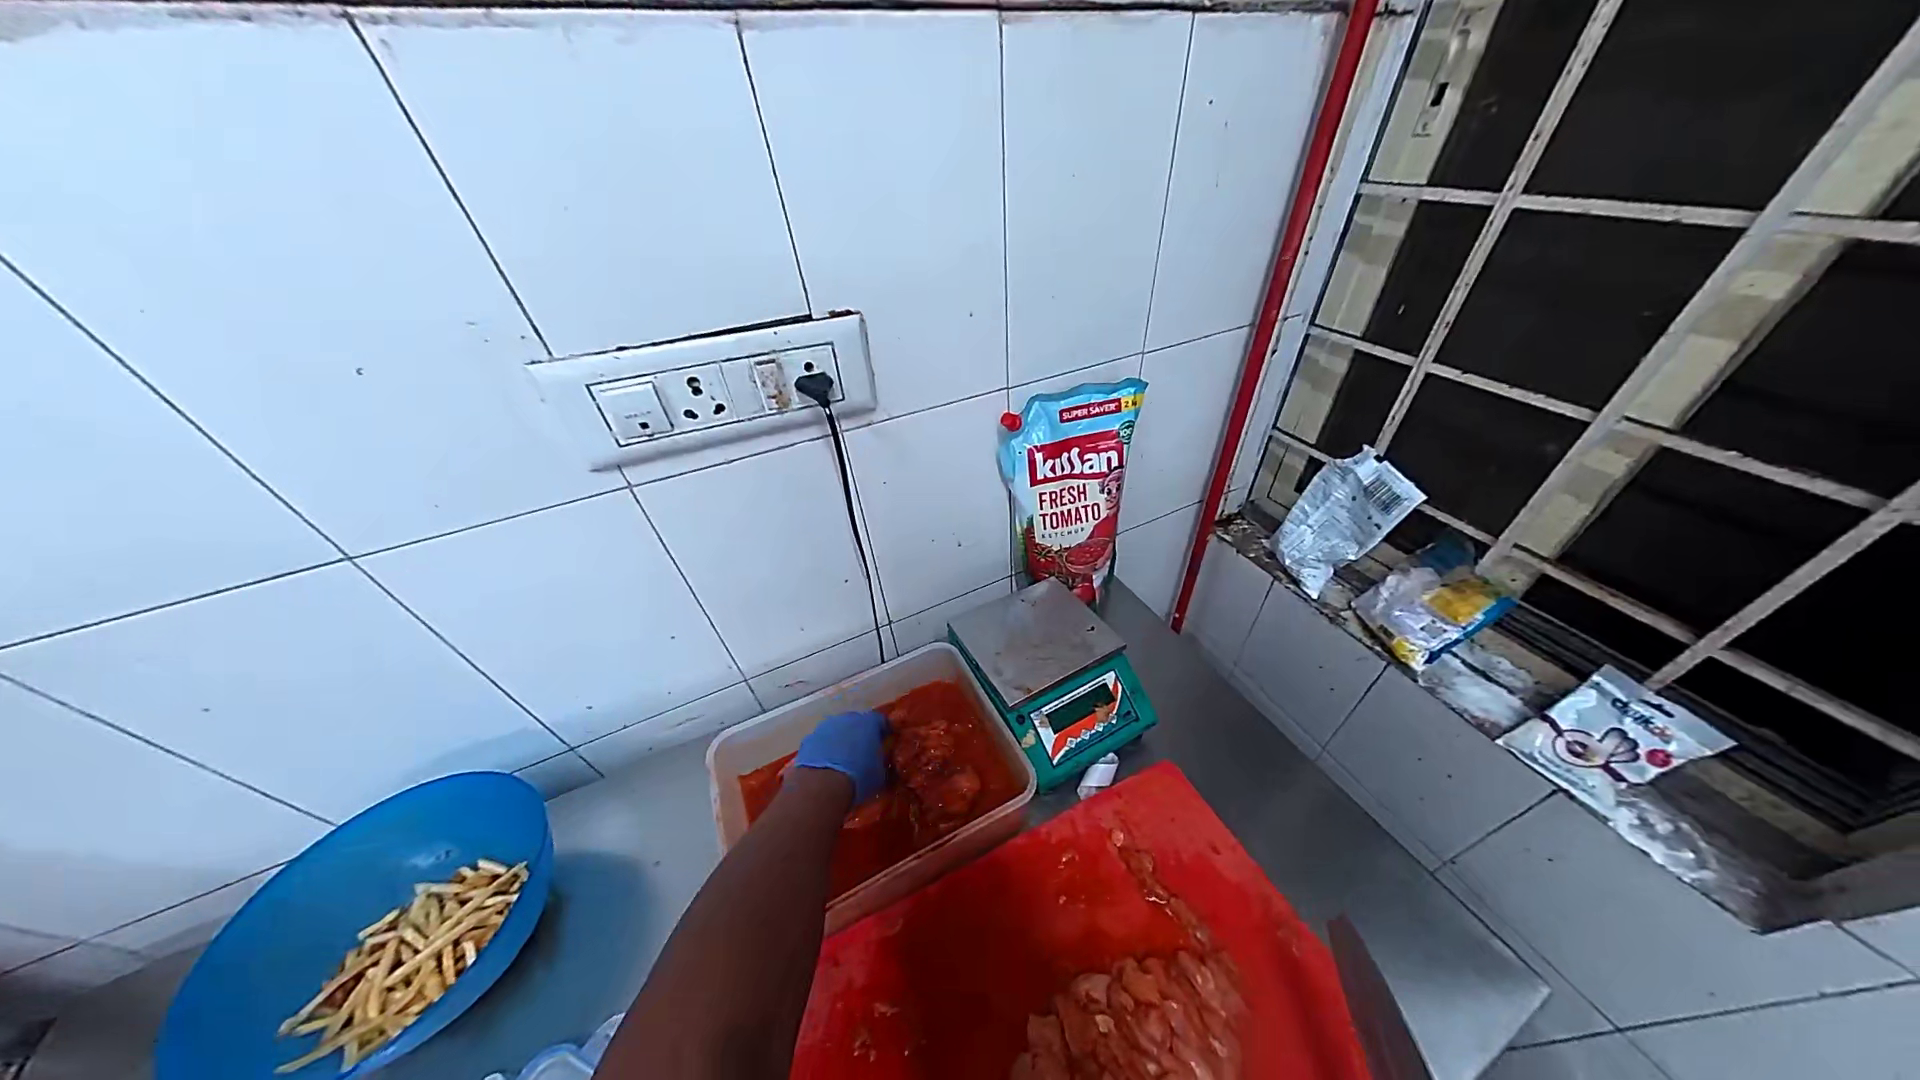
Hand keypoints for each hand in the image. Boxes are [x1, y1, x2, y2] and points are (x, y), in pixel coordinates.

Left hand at [792, 710, 888, 802]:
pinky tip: (827, 766)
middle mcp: (847, 718)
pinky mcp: (808, 739)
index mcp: (868, 722)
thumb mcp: (880, 775)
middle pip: (857, 723)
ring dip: (841, 742)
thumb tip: (883, 764)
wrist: (821, 785)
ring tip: (844, 762)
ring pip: (837, 731)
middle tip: (864, 753)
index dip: (884, 732)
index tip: (885, 743)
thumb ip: (883, 763)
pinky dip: (825, 750)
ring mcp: (825, 727)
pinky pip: (821, 742)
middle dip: (861, 735)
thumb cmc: (858, 777)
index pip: (881, 721)